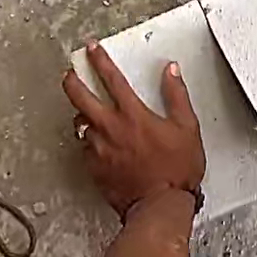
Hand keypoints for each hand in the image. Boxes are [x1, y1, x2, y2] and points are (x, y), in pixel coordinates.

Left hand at [61, 43, 205, 216]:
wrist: (159, 206)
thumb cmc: (175, 170)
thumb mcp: (187, 127)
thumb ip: (177, 95)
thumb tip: (171, 71)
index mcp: (133, 114)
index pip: (111, 78)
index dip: (100, 60)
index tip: (93, 50)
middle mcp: (111, 128)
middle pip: (81, 97)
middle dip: (72, 81)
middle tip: (70, 74)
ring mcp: (99, 148)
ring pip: (80, 123)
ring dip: (81, 114)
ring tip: (84, 110)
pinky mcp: (94, 168)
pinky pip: (85, 148)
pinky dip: (88, 141)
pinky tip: (95, 142)